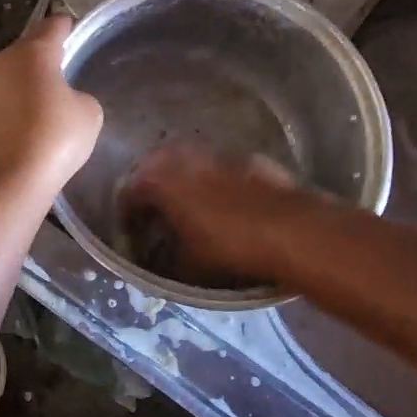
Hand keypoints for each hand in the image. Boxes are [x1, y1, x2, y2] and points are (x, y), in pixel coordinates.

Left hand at [0, 15, 103, 192]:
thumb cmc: (56, 138)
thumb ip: (79, 95)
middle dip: (43, 50)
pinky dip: (13, 99)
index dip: (66, 26)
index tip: (73, 28)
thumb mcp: (88, 112)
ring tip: (44, 90)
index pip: (52, 26)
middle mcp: (3, 61)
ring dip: (25, 76)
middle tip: (62, 60)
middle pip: (27, 46)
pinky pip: (0, 95)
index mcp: (33, 52)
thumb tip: (66, 98)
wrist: (9, 180)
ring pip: (10, 71)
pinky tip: (26, 115)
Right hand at [120, 143, 301, 284]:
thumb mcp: (188, 264)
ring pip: (185, 161)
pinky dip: (211, 180)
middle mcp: (179, 156)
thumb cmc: (227, 246)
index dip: (127, 215)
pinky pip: (216, 167)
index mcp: (157, 179)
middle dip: (149, 188)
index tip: (131, 232)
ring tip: (186, 204)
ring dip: (180, 178)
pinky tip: (222, 200)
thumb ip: (166, 257)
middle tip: (153, 212)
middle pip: (152, 167)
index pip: (128, 194)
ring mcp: (213, 152)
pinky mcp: (243, 157)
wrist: (289, 229)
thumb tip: (160, 258)